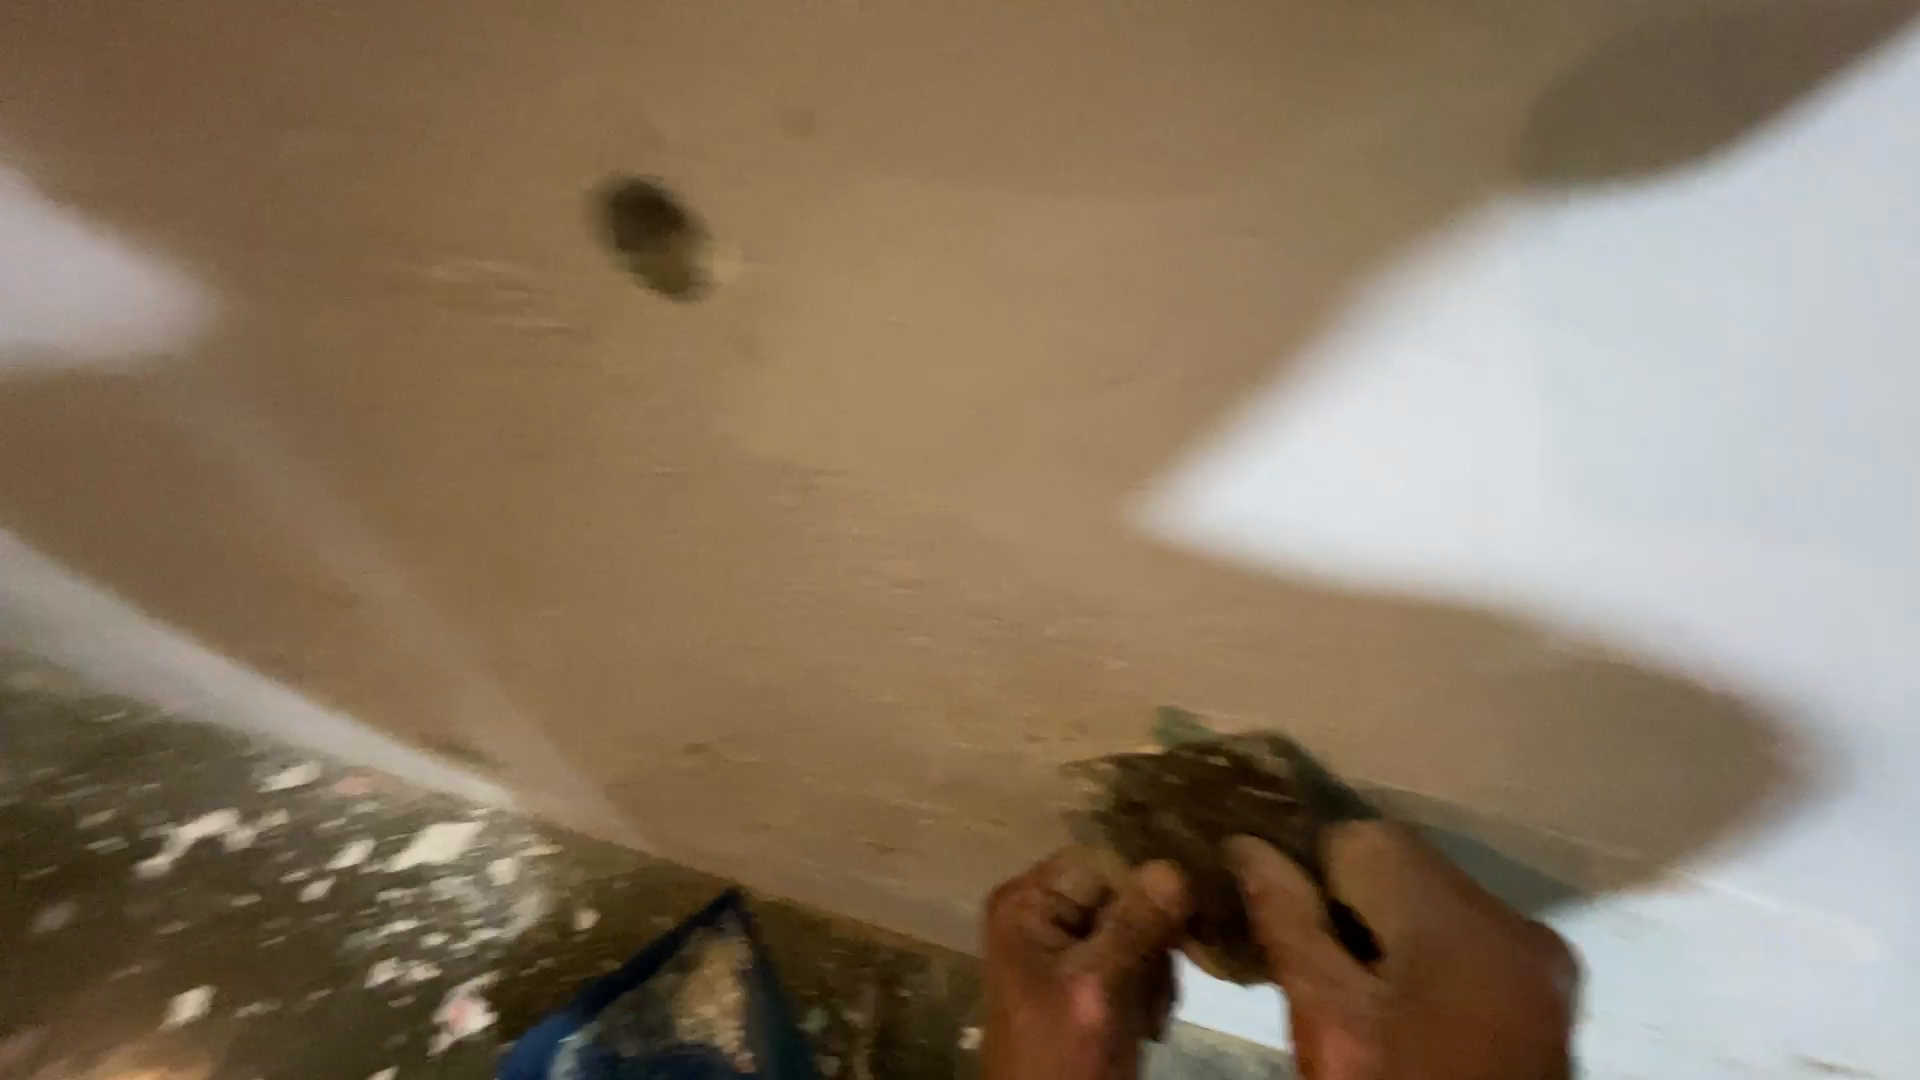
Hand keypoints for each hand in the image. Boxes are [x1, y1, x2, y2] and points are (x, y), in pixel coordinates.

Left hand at [982, 848, 1189, 1079]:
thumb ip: (1134, 926)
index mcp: (1029, 900)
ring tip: (1152, 1014)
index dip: (1147, 884)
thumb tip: (1175, 866)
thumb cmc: (1059, 1063)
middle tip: (1167, 981)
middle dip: (1153, 936)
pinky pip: (1136, 958)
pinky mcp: (1090, 977)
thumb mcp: (1095, 991)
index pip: (1101, 861)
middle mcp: (1044, 909)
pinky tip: (1150, 1022)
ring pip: (1137, 925)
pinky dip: (1152, 987)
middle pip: (1122, 891)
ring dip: (1156, 967)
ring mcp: (1066, 944)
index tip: (1193, 915)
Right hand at [1226, 824, 1578, 1079]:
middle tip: (1307, 950)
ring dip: (1376, 916)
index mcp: (1463, 923)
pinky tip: (1391, 990)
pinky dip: (1414, 941)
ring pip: (1422, 891)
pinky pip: (1455, 927)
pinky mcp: (1542, 986)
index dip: (1306, 867)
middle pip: (1395, 860)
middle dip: (1341, 892)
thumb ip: (1285, 917)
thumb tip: (1244, 842)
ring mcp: (1538, 956)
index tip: (1278, 911)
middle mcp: (1514, 921)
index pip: (1357, 837)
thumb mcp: (1326, 1019)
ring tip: (1344, 973)